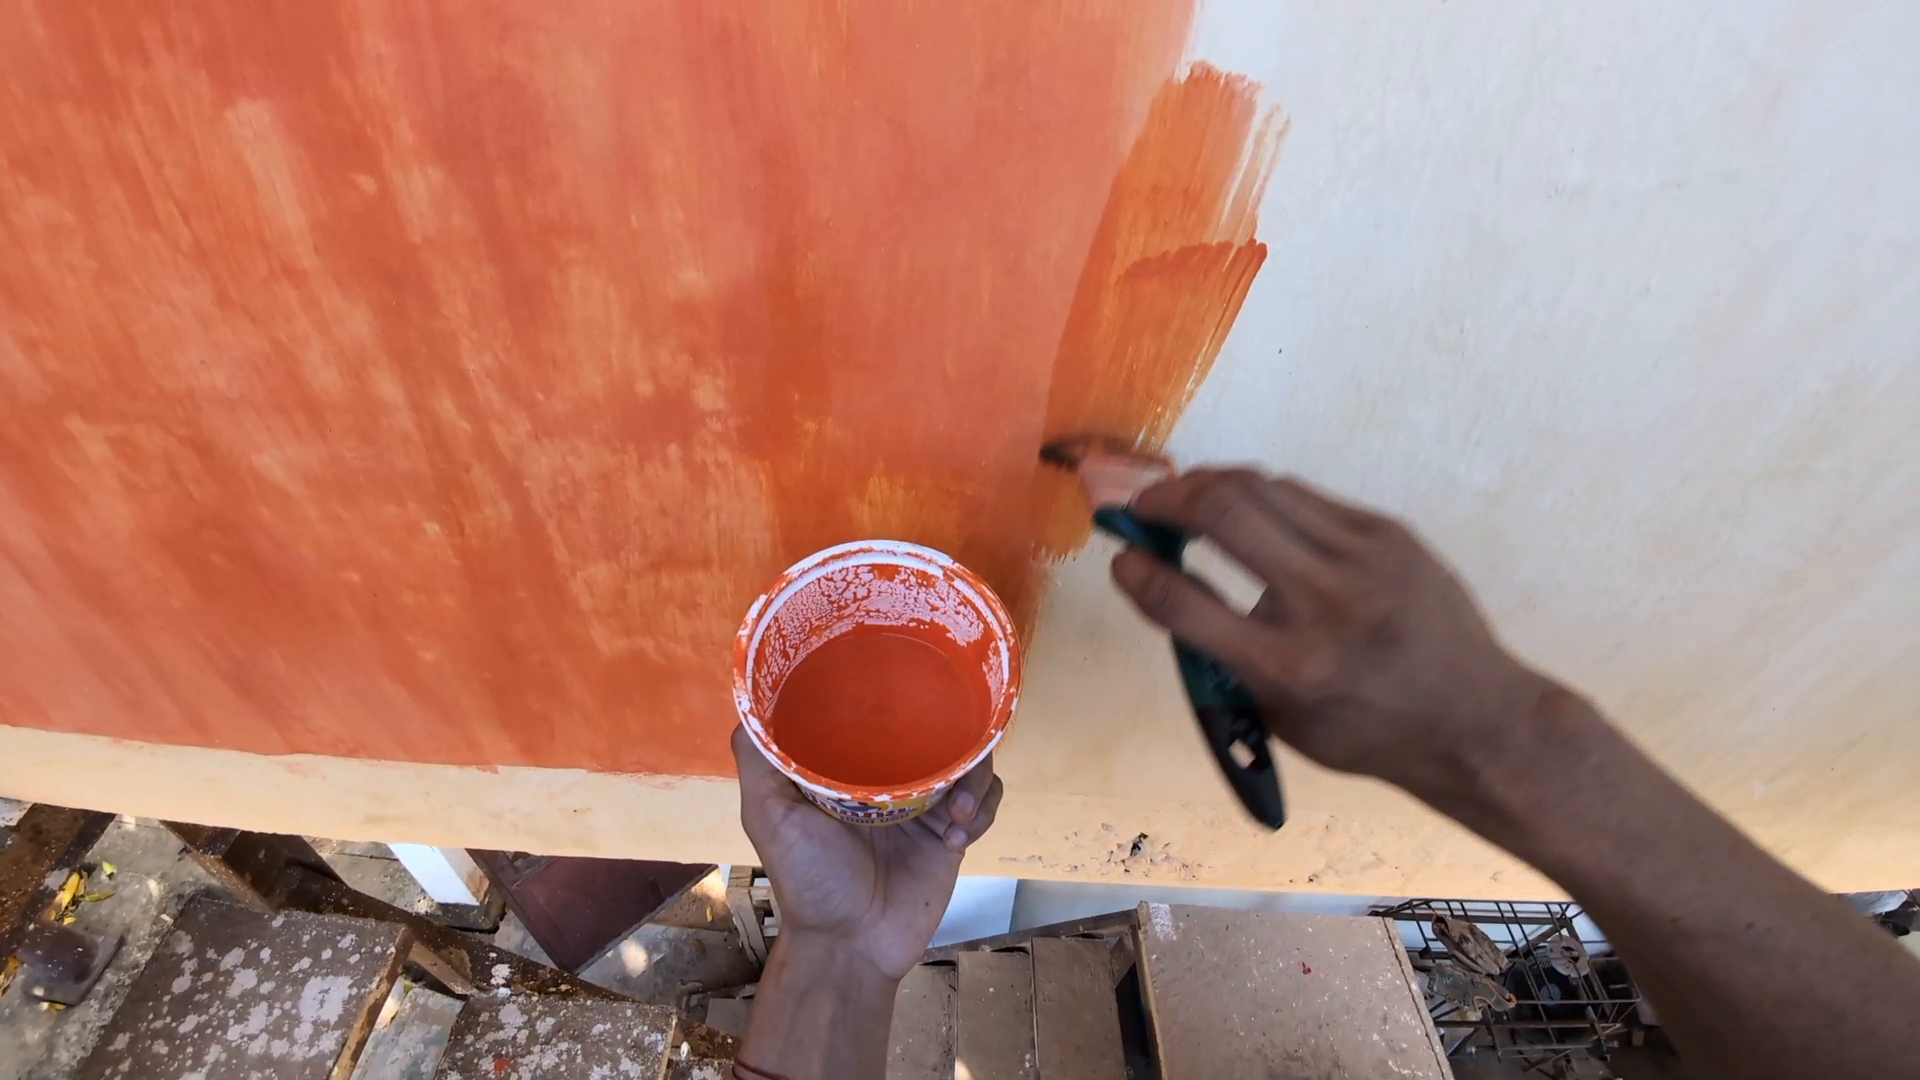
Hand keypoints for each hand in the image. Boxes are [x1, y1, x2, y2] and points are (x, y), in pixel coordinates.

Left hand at [731, 725, 1003, 980]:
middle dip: (953, 740)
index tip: (911, 695)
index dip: (903, 701)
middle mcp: (894, 780)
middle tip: (949, 757)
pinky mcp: (952, 835)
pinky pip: (985, 805)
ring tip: (956, 813)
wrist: (850, 948)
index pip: (888, 716)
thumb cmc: (808, 880)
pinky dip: (982, 813)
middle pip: (938, 734)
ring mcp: (926, 807)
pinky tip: (956, 839)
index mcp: (856, 768)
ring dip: (975, 781)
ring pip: (970, 765)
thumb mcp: (770, 815)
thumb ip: (759, 763)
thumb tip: (754, 704)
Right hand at [1109, 468, 1552, 804]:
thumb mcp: (1274, 713)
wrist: (1478, 721)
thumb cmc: (1360, 730)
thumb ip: (1212, 646)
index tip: (1118, 557)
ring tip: (1181, 495)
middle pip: (1224, 515)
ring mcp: (1364, 557)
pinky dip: (1253, 494)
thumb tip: (1153, 571)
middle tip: (1140, 506)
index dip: (1139, 573)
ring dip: (1204, 484)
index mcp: (1288, 669)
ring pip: (1260, 487)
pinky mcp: (1387, 531)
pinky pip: (1298, 495)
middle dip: (1166, 499)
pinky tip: (1238, 505)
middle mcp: (1325, 604)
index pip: (1186, 605)